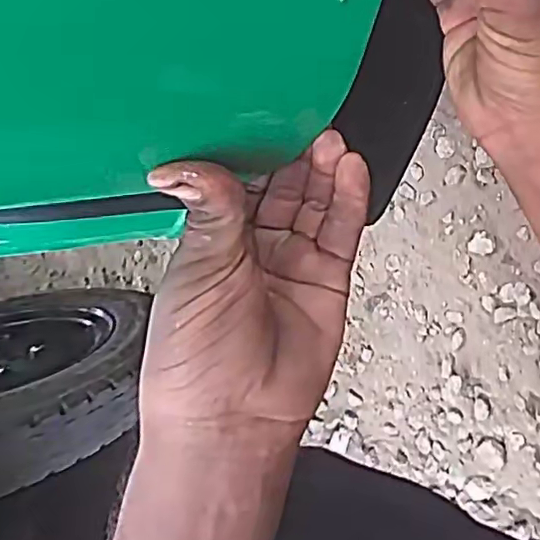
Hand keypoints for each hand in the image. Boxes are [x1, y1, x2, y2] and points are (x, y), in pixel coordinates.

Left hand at [139, 131, 369, 436]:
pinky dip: (349, 199)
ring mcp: (294, 259)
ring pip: (316, 203)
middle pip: (284, 187)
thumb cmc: (196, 359)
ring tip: (333, 143)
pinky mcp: (328, 275)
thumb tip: (189, 168)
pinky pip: (342, 229)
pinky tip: (350, 172)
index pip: (240, 182)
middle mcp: (256, 247)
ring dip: (326, 172)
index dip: (256, 153)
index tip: (266, 123)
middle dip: (296, 157)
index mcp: (213, 240)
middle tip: (307, 128)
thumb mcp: (196, 271)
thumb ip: (211, 213)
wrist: (234, 416)